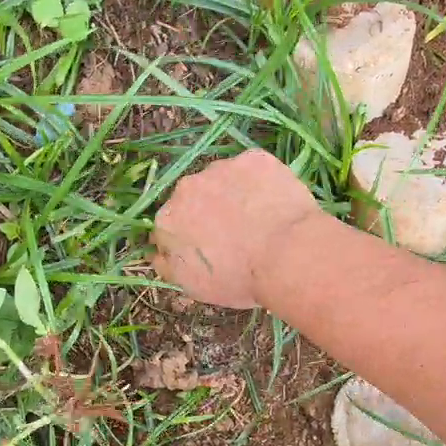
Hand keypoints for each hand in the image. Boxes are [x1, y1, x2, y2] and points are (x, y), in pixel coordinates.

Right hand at [152, 149, 322, 307]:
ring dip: (232, 195)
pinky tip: (273, 204)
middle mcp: (186, 188)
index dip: (188, 239)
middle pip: (193, 198)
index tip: (207, 250)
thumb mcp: (194, 286)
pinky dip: (259, 183)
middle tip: (234, 236)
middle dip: (207, 213)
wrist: (287, 256)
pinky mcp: (253, 159)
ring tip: (258, 220)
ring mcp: (221, 169)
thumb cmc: (238, 278)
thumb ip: (168, 267)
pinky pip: (252, 170)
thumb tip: (158, 255)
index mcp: (167, 220)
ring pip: (222, 181)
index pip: (169, 227)